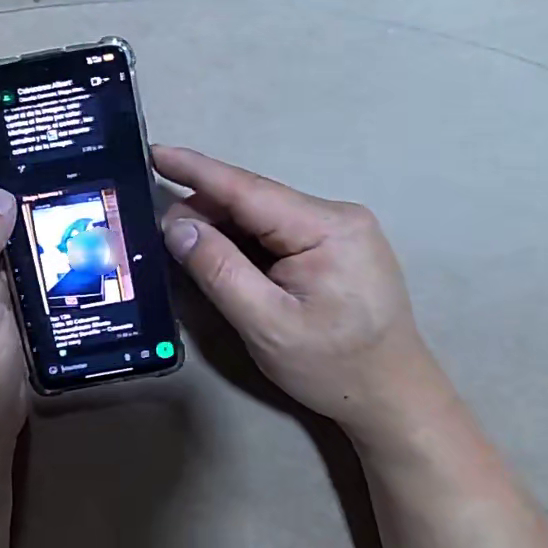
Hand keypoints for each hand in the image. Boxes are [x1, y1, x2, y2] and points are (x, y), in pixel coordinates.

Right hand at [154, 146, 447, 431]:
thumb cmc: (333, 366)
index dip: (196, 170)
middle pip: (255, 201)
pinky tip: (223, 255)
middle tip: (158, 231)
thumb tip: (176, 226)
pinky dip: (245, 242)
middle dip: (205, 210)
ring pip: (264, 217)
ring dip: (223, 228)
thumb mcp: (267, 324)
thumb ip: (219, 271)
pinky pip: (279, 232)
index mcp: (326, 228)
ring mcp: (341, 230)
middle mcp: (337, 216)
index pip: (248, 189)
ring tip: (184, 246)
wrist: (393, 395)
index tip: (155, 152)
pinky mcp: (337, 247)